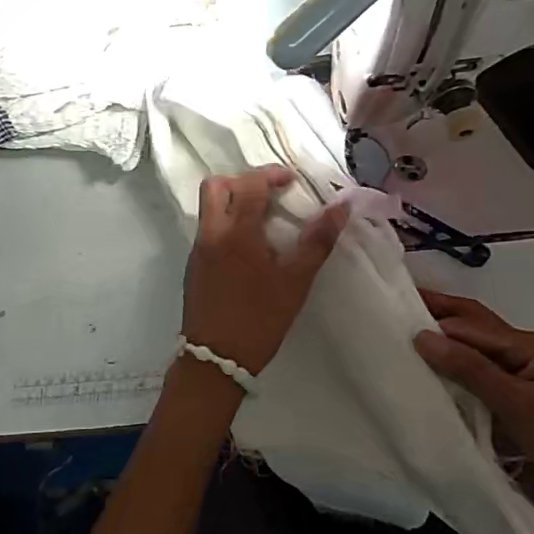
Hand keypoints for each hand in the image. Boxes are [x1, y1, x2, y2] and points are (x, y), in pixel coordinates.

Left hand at [182, 167, 348, 376]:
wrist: (216, 359)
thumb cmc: (260, 319)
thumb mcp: (296, 282)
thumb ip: (317, 241)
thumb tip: (341, 206)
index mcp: (236, 232)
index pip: (249, 184)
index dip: (271, 174)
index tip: (291, 181)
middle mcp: (211, 234)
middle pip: (216, 186)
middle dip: (243, 181)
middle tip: (270, 195)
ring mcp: (197, 251)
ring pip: (208, 208)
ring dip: (232, 202)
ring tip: (261, 221)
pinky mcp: (193, 268)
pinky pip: (207, 231)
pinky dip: (225, 224)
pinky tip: (247, 250)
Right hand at [412, 289, 533, 518]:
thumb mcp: (518, 404)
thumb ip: (470, 369)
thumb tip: (422, 335)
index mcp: (533, 345)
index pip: (471, 324)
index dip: (434, 317)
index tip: (391, 313)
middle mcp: (531, 356)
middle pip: (476, 333)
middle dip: (439, 320)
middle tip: (394, 312)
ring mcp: (529, 383)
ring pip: (478, 359)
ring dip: (446, 352)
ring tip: (404, 348)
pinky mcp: (525, 410)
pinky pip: (484, 386)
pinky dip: (459, 382)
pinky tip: (434, 386)